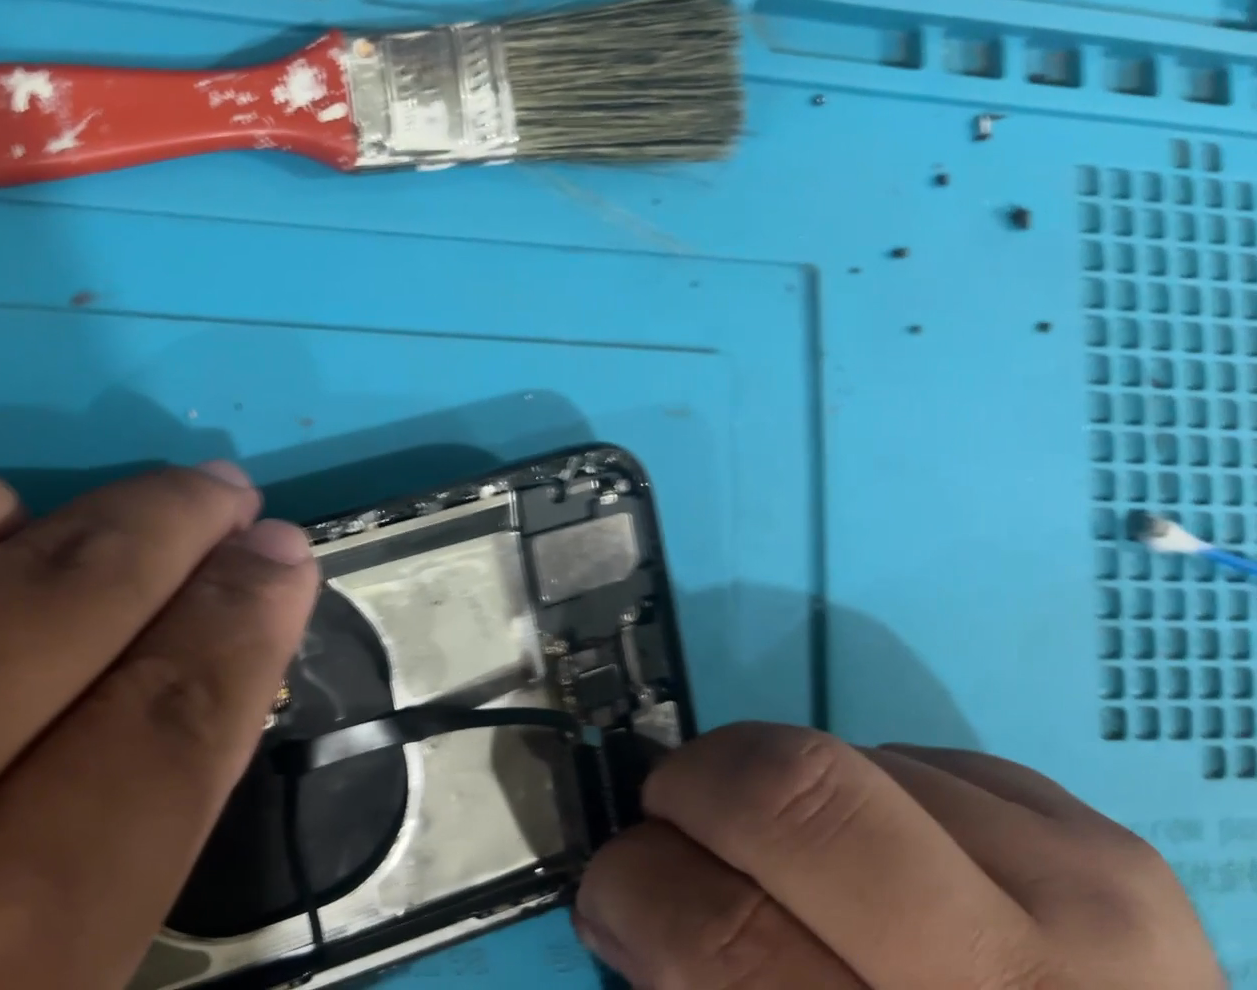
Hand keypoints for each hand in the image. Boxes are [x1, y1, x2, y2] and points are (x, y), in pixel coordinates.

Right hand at [574, 722, 1223, 988]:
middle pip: (782, 787)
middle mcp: (1015, 979)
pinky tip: (888, 862)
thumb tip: (619, 896)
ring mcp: (1081, 896)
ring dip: (773, 795)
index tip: (614, 896)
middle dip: (686, 787)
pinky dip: (859, 792)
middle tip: (671, 828)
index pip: (718, 924)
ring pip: (835, 754)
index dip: (631, 891)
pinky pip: (911, 758)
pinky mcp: (1106, 843)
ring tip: (796, 866)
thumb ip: (696, 987)